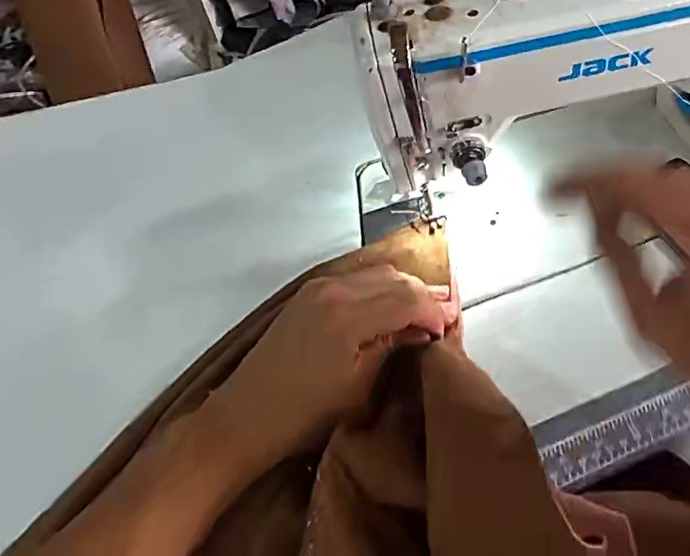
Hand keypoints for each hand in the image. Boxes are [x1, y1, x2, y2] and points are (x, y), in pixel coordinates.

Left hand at [205, 265, 457, 476]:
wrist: (243, 417)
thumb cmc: (300, 415)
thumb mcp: (357, 389)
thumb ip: (393, 348)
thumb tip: (422, 330)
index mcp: (346, 317)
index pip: (407, 297)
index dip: (433, 309)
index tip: (445, 325)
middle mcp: (333, 291)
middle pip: (395, 277)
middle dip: (423, 294)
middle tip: (440, 315)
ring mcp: (319, 287)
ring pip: (377, 271)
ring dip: (403, 287)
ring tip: (419, 310)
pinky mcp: (310, 291)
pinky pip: (357, 276)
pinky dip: (380, 285)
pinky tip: (389, 304)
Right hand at [553, 164, 689, 420]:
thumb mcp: (660, 323)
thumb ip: (618, 264)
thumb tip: (595, 223)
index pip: (632, 181)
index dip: (585, 182)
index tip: (554, 190)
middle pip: (650, 173)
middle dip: (605, 184)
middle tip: (569, 198)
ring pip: (668, 178)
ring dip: (629, 189)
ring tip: (593, 205)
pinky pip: (688, 190)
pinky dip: (655, 197)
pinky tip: (633, 211)